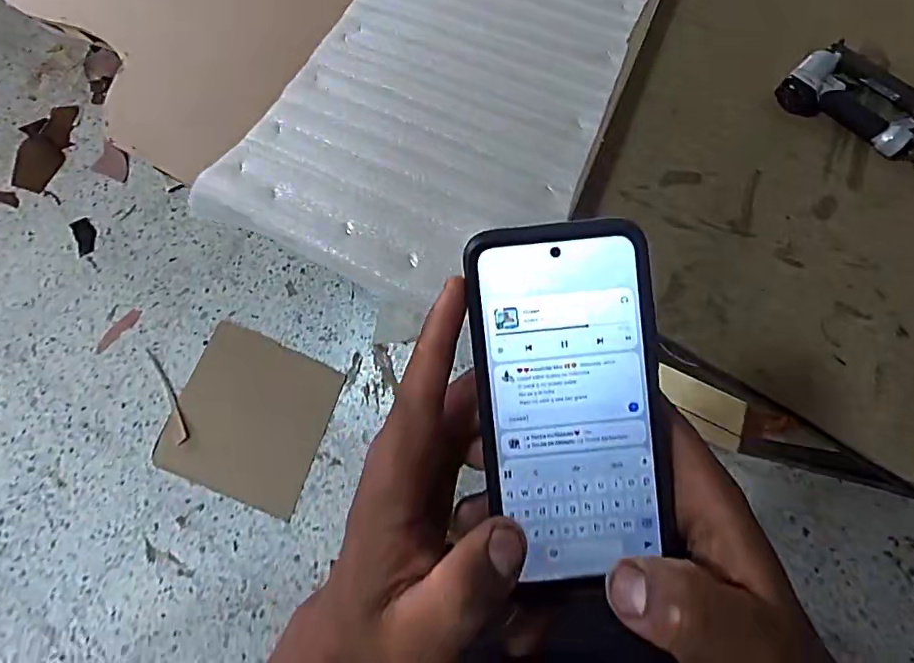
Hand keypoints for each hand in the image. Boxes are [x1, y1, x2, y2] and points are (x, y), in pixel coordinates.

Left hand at [272, 278, 525, 661]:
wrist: (352, 654)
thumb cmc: (371, 639)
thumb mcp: (419, 628)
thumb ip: (465, 587)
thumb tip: (514, 530)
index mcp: (395, 480)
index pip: (419, 394)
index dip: (440, 335)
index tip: (459, 287)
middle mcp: (411, 464)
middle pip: (461, 403)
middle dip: (504, 377)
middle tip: (557, 361)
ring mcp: (427, 477)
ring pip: (475, 427)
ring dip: (511, 418)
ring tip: (561, 415)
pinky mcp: (443, 493)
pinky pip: (482, 456)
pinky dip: (509, 452)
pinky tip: (541, 472)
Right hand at [451, 401, 830, 660]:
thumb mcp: (750, 637)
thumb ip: (701, 608)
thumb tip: (625, 579)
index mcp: (700, 500)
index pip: (652, 421)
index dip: (604, 392)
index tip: (546, 384)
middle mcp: (667, 514)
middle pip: (603, 462)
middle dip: (548, 454)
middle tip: (491, 452)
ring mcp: (646, 552)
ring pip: (581, 515)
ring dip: (537, 519)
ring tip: (486, 520)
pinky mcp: (630, 593)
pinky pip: (577, 569)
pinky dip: (544, 578)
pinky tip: (513, 595)